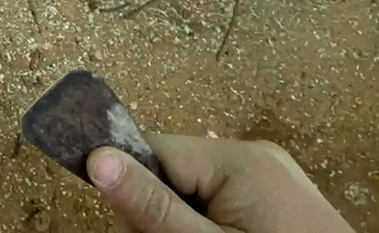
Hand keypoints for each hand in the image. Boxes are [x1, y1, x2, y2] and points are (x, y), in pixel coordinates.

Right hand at [87, 136, 352, 232]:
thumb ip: (155, 206)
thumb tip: (94, 157)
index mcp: (239, 158)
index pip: (149, 152)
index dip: (134, 189)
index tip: (135, 228)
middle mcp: (256, 155)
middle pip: (171, 171)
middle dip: (160, 210)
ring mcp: (275, 179)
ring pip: (194, 189)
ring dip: (183, 219)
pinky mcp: (284, 202)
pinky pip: (224, 201)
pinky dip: (211, 224)